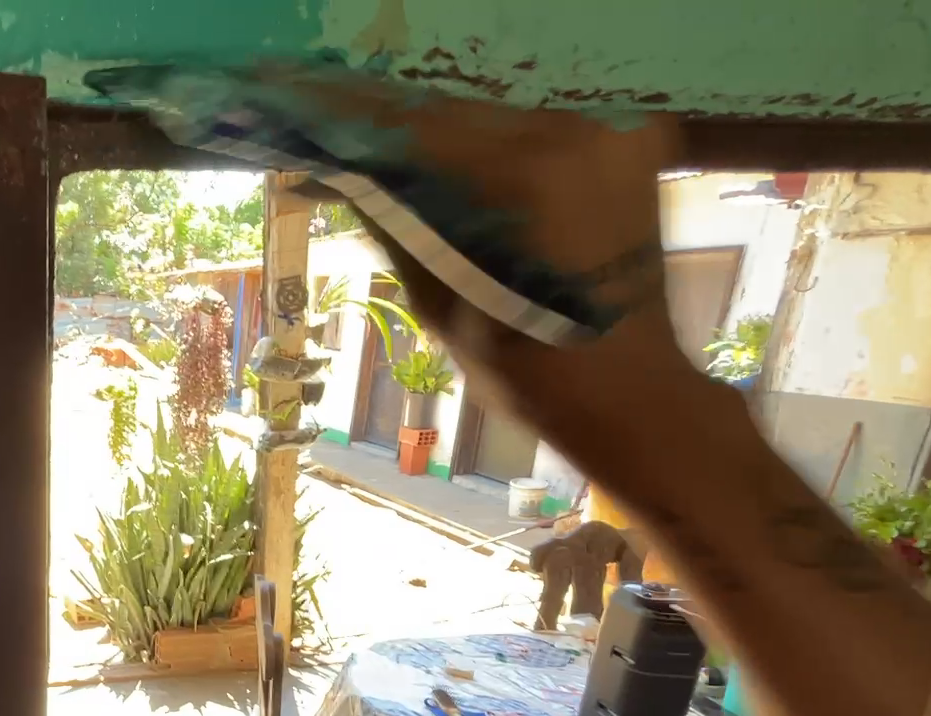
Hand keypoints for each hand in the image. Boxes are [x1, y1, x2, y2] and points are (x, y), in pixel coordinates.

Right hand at [291, 75, 706, 485]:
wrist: (625, 388)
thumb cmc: (522, 367)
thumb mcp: (438, 301)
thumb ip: (397, 223)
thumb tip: (342, 176)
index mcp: (529, 174)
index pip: (418, 127)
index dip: (353, 121)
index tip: (303, 112)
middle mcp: (578, 131)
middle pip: (455, 114)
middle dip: (389, 126)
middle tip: (331, 133)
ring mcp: (612, 131)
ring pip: (491, 119)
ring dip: (431, 135)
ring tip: (376, 150)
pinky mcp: (627, 142)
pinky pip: (532, 132)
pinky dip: (481, 147)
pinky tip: (441, 164)